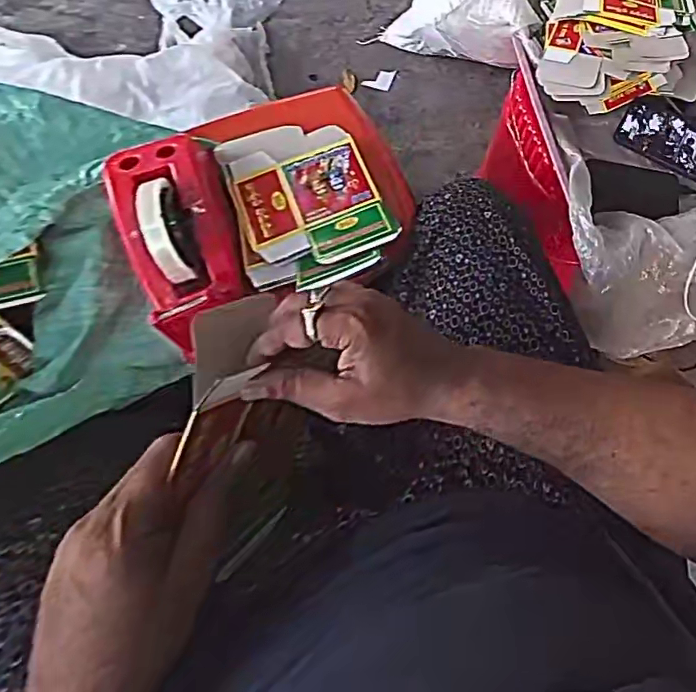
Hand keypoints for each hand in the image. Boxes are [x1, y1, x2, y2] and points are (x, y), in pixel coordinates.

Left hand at [26, 433, 253, 691]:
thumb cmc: (138, 647)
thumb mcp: (191, 573)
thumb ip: (214, 506)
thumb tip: (239, 455)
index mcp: (123, 522)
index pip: (166, 447)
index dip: (203, 444)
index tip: (228, 454)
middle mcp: (89, 522)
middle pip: (148, 467)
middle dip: (185, 475)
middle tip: (211, 500)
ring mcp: (71, 539)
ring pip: (130, 490)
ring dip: (162, 497)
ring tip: (181, 535)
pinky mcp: (63, 556)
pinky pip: (110, 515)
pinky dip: (138, 518)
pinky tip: (152, 554)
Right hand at [241, 282, 470, 424]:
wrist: (445, 377)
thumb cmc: (400, 393)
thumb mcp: (344, 401)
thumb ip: (297, 388)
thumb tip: (255, 386)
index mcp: (350, 322)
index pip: (292, 323)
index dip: (265, 344)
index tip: (250, 367)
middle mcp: (358, 299)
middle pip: (300, 301)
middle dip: (275, 327)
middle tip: (261, 358)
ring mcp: (368, 295)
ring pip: (315, 294)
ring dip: (293, 316)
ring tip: (280, 348)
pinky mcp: (374, 298)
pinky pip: (333, 294)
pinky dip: (313, 310)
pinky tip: (308, 336)